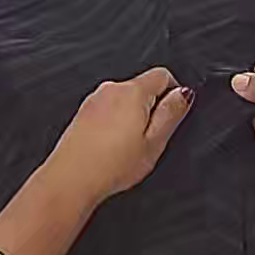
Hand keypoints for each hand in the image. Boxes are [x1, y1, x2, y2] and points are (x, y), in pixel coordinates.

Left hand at [45, 67, 193, 204]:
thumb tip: (184, 94)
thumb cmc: (111, 164)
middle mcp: (111, 89)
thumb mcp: (154, 142)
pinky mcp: (82, 114)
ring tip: (128, 147)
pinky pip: (108, 111)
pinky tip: (111, 147)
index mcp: (133, 91)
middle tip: (150, 139)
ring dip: (132, 117)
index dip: (174, 93)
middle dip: (152, 108)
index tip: (173, 115)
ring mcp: (94, 100)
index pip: (163, 75)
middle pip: (143, 87)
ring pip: (124, 100)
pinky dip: (114, 124)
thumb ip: (171, 113)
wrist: (71, 179)